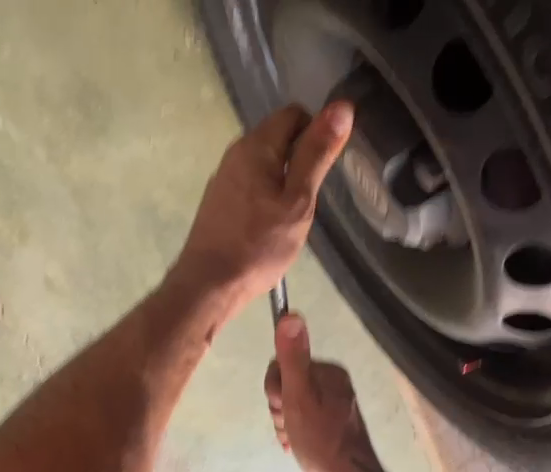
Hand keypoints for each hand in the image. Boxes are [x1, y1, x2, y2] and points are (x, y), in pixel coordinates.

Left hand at [172, 102, 353, 310]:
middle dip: (299, 162)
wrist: (208, 286)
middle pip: (278, 139)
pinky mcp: (217, 203)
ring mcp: (222, 180)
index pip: (294, 114)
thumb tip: (342, 106)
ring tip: (287, 220)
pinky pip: (249, 188)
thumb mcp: (298, 201)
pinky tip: (266, 230)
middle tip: (306, 202)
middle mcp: (234, 154)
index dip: (316, 133)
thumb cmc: (258, 246)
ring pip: (264, 166)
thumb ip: (317, 154)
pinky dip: (264, 200)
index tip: (322, 170)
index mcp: (255, 145)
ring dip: (282, 185)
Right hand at [265, 313, 383, 471]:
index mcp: (327, 372)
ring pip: (290, 404)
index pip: (282, 366)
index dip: (275, 390)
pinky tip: (295, 445)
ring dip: (284, 422)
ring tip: (292, 439)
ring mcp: (332, 405)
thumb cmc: (320, 440)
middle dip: (279, 408)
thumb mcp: (300, 398)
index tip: (284, 408)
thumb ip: (293, 359)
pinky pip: (300, 419)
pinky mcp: (329, 425)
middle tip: (289, 426)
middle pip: (285, 386)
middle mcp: (332, 384)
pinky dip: (292, 431)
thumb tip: (289, 315)